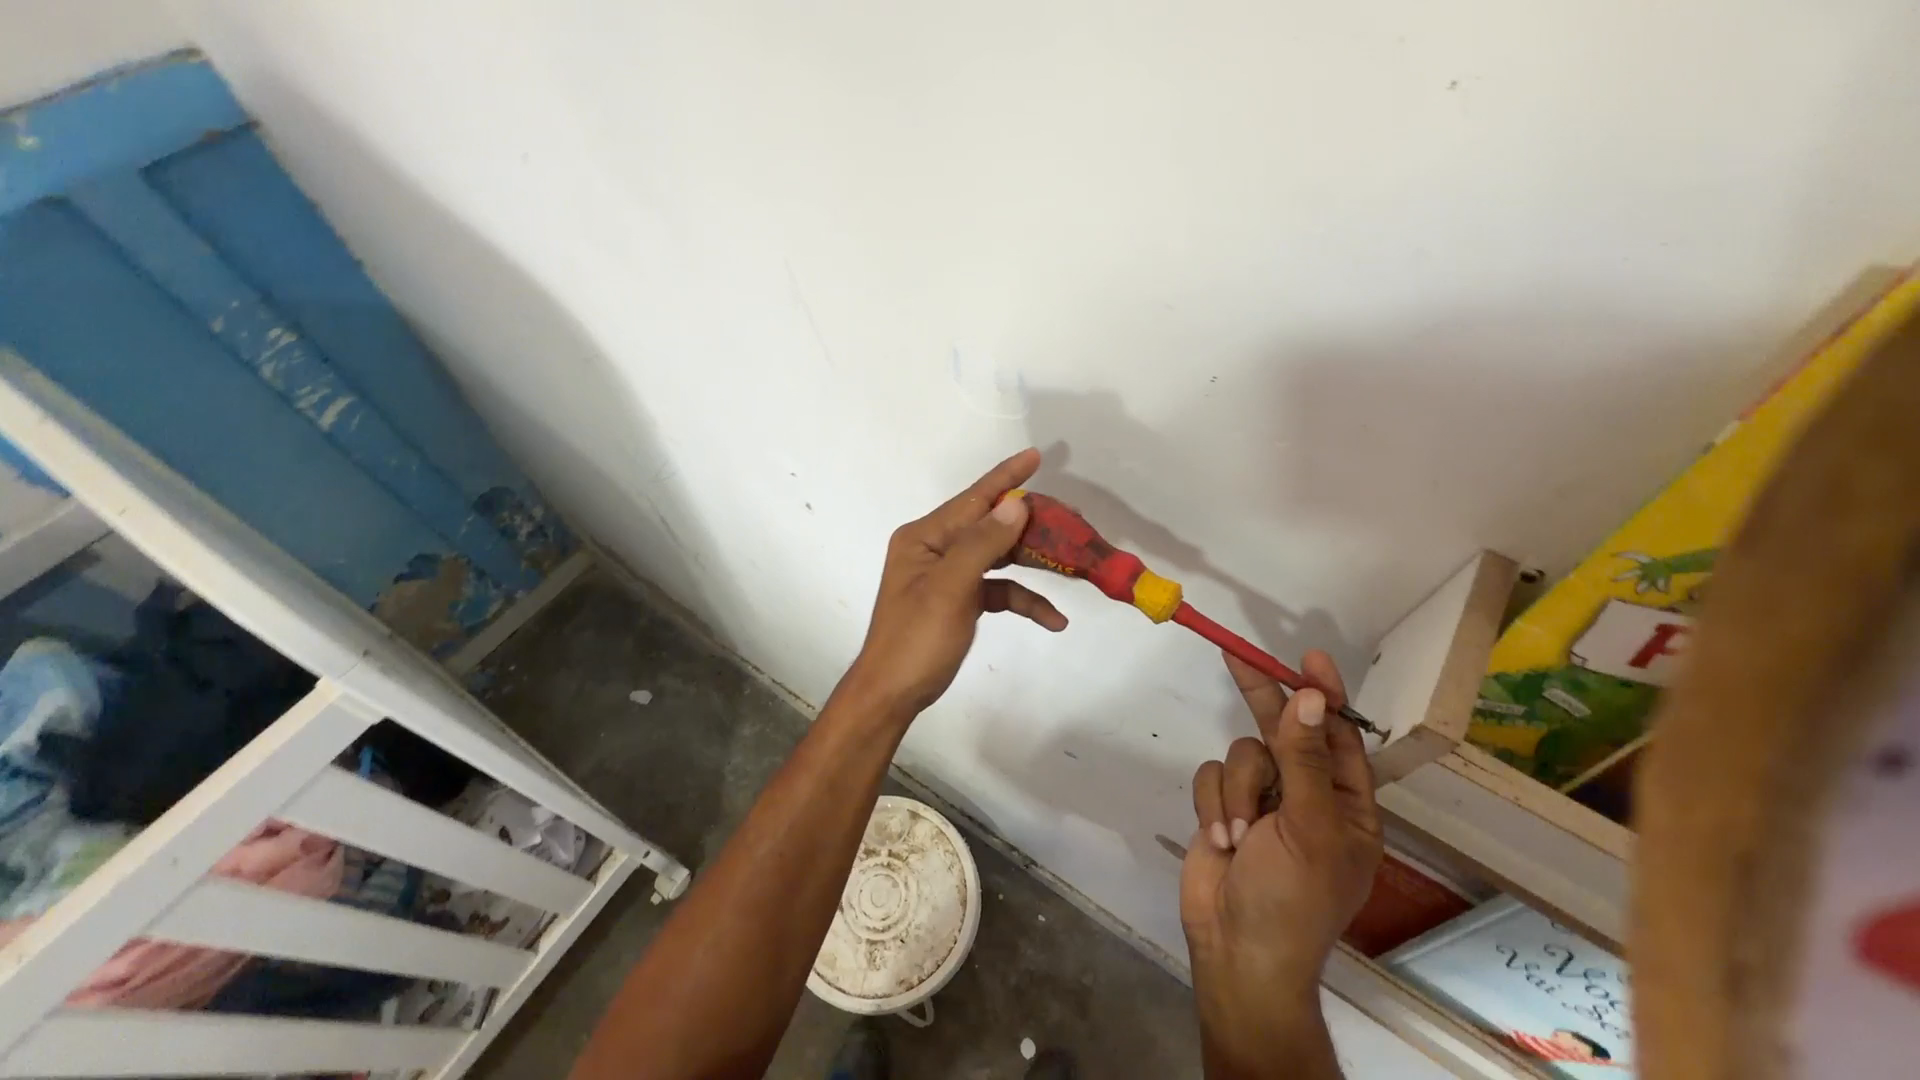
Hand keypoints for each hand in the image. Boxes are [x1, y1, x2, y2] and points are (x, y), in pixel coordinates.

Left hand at [836, 448, 1067, 722]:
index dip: (1006, 477)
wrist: (893, 693)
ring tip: (1074, 564)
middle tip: (1073, 522)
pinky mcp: (960, 602)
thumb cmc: (916, 640)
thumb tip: (1017, 503)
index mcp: (925, 537)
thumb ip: (983, 544)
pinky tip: (1054, 619)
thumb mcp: (950, 589)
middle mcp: (935, 549)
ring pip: (999, 557)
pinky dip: (1025, 600)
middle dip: (1031, 525)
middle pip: (991, 526)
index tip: (1037, 455)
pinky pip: (999, 590)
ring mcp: (948, 576)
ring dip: (1034, 563)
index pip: (973, 499)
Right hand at [1182, 650, 1381, 1072]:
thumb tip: (1310, 698)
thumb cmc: (1293, 897)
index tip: (1309, 659)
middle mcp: (1306, 795)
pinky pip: (1213, 777)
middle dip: (1264, 701)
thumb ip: (1304, 759)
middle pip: (1285, 731)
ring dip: (1237, 793)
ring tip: (1240, 836)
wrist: (1237, 950)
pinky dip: (1213, 805)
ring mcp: (1262, 802)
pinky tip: (1220, 841)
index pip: (1338, 736)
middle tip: (1239, 658)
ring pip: (1242, 754)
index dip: (1324, 696)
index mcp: (1347, 804)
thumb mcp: (1309, 827)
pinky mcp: (1223, 808)